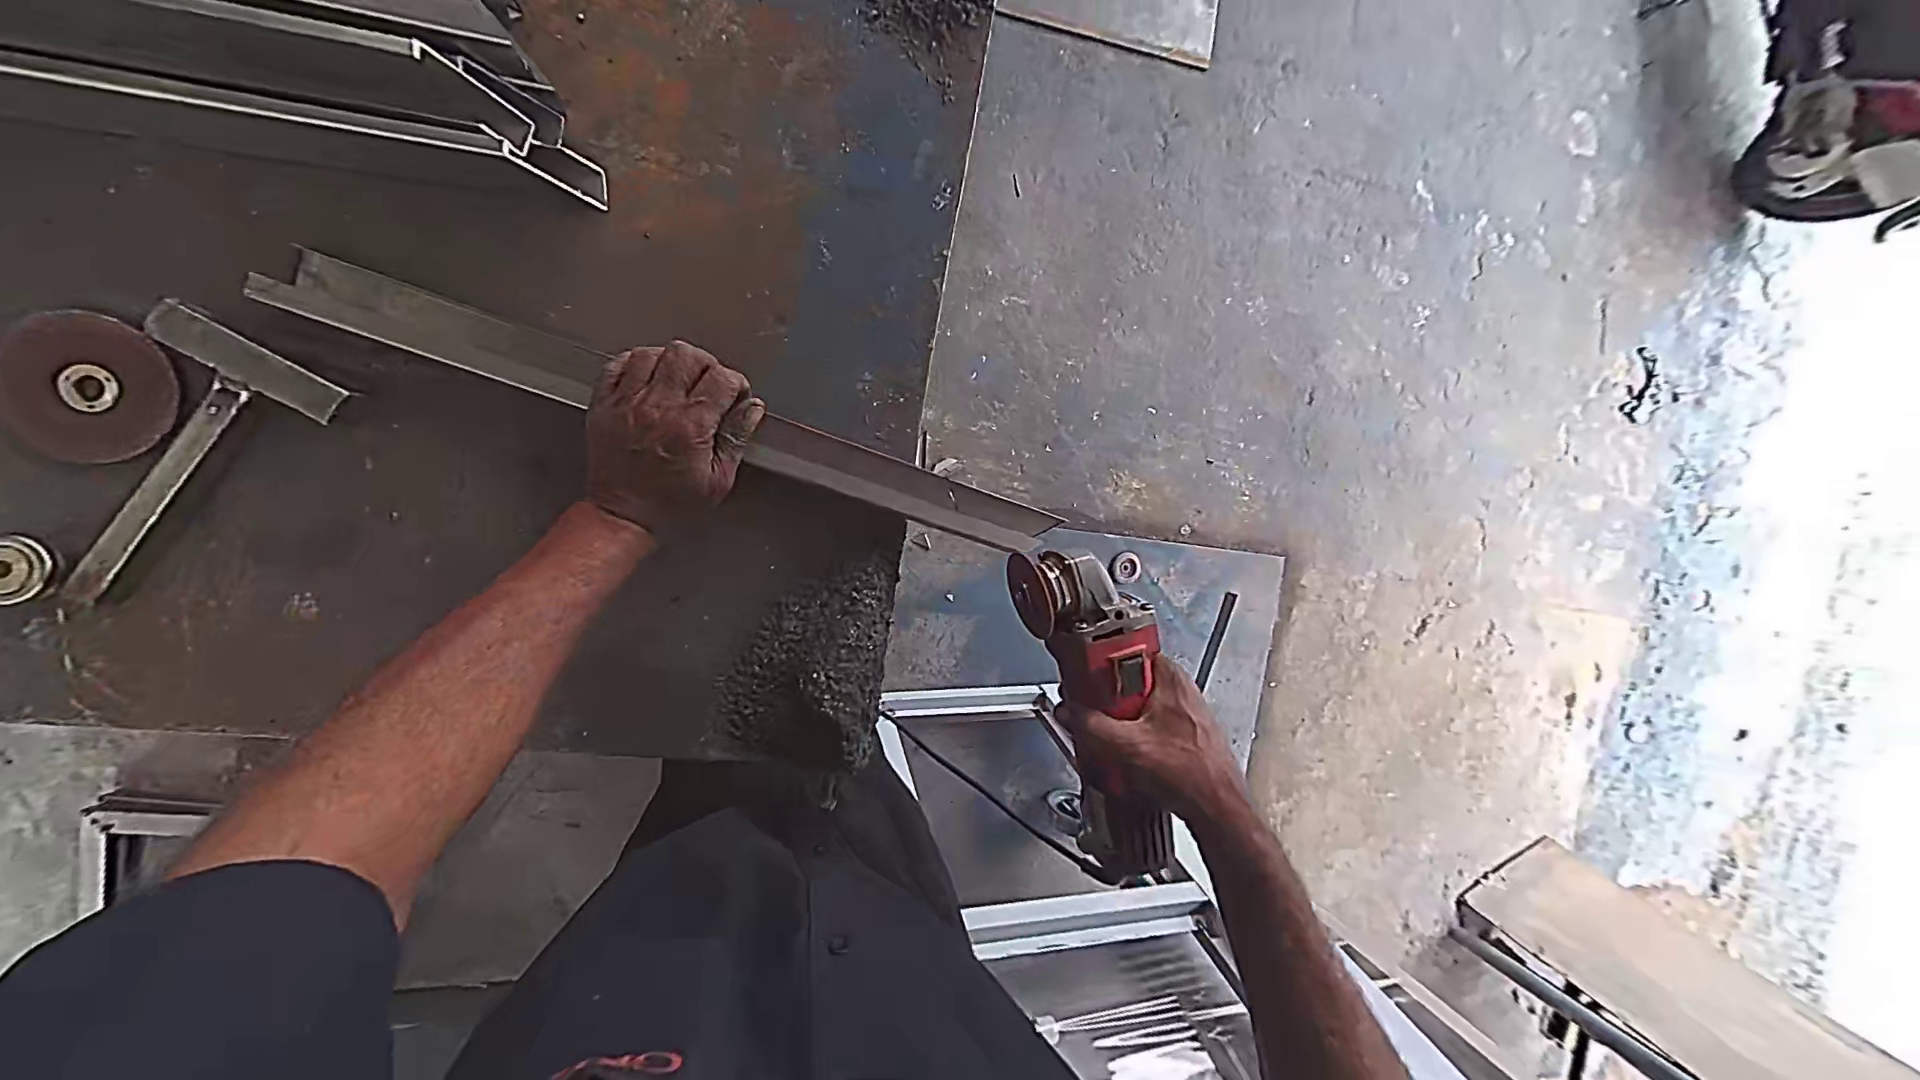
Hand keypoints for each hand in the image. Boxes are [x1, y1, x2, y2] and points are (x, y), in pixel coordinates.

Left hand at [585, 341, 765, 533]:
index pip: (722, 378)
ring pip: (652, 353)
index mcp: (691, 427)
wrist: (624, 516)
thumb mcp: (719, 480)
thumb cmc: (671, 505)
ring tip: (679, 380)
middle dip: (706, 365)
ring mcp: (627, 403)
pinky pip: (617, 364)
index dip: (736, 383)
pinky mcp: (605, 405)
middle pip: (686, 355)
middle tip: (710, 384)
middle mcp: (658, 408)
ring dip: (671, 362)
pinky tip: (648, 378)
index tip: (736, 396)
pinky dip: (636, 364)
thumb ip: (736, 438)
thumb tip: (752, 409)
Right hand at [1056, 654, 1252, 825]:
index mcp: (1168, 675)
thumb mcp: (1125, 746)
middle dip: (1103, 699)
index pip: (1122, 651)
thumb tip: (1069, 713)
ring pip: (1135, 704)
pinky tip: (1126, 754)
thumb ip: (1089, 725)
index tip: (1080, 677)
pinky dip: (1132, 734)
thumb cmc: (1191, 774)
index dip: (1096, 665)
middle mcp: (1178, 686)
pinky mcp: (1182, 731)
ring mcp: (1182, 709)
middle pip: (1125, 681)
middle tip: (1088, 713)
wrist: (1217, 808)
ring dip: (1116, 720)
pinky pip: (1146, 723)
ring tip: (1105, 738)